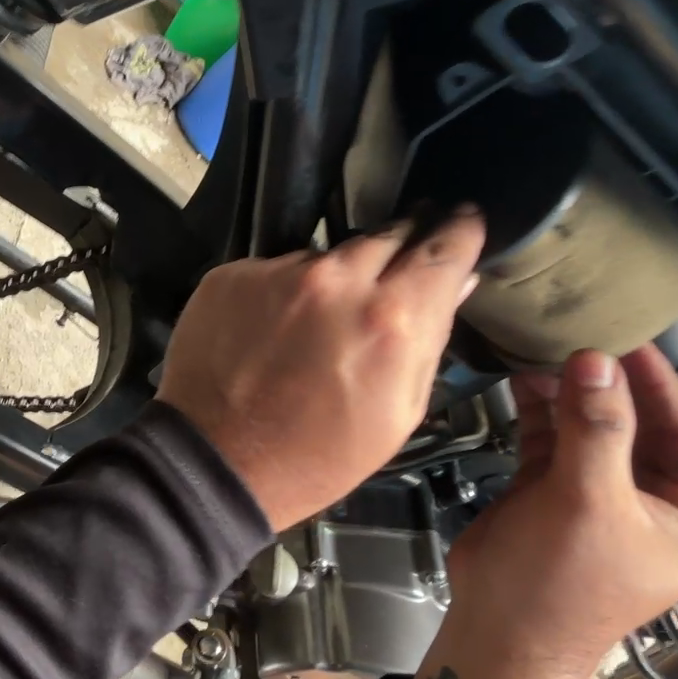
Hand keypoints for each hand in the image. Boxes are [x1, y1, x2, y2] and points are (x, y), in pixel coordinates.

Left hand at [157, 211, 484, 529]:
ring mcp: (276, 274)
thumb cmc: (315, 454)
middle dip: (396, 250)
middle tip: (386, 281)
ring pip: (324, 255)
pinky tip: (271, 330)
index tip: (463, 219)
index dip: (458, 231)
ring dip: (331, 278)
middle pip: (384, 237)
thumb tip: (456, 281)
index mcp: (390, 320)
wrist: (215, 459)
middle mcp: (334, 282)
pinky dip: (280, 290)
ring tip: (314, 327)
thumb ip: (429, 338)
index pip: (442, 248)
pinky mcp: (230, 275)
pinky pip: (273, 269)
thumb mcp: (398, 414)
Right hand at [412, 347, 677, 678]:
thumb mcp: (589, 501)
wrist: (502, 628)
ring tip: (540, 349)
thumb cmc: (563, 577)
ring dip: (567, 392)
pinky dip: (538, 410)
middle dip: (604, 382)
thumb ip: (596, 429)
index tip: (625, 333)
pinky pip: (553, 439)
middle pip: (635, 423)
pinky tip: (521, 379)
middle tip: (574, 333)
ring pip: (590, 427)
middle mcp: (652, 497)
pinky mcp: (551, 491)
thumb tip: (595, 358)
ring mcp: (598, 493)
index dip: (658, 382)